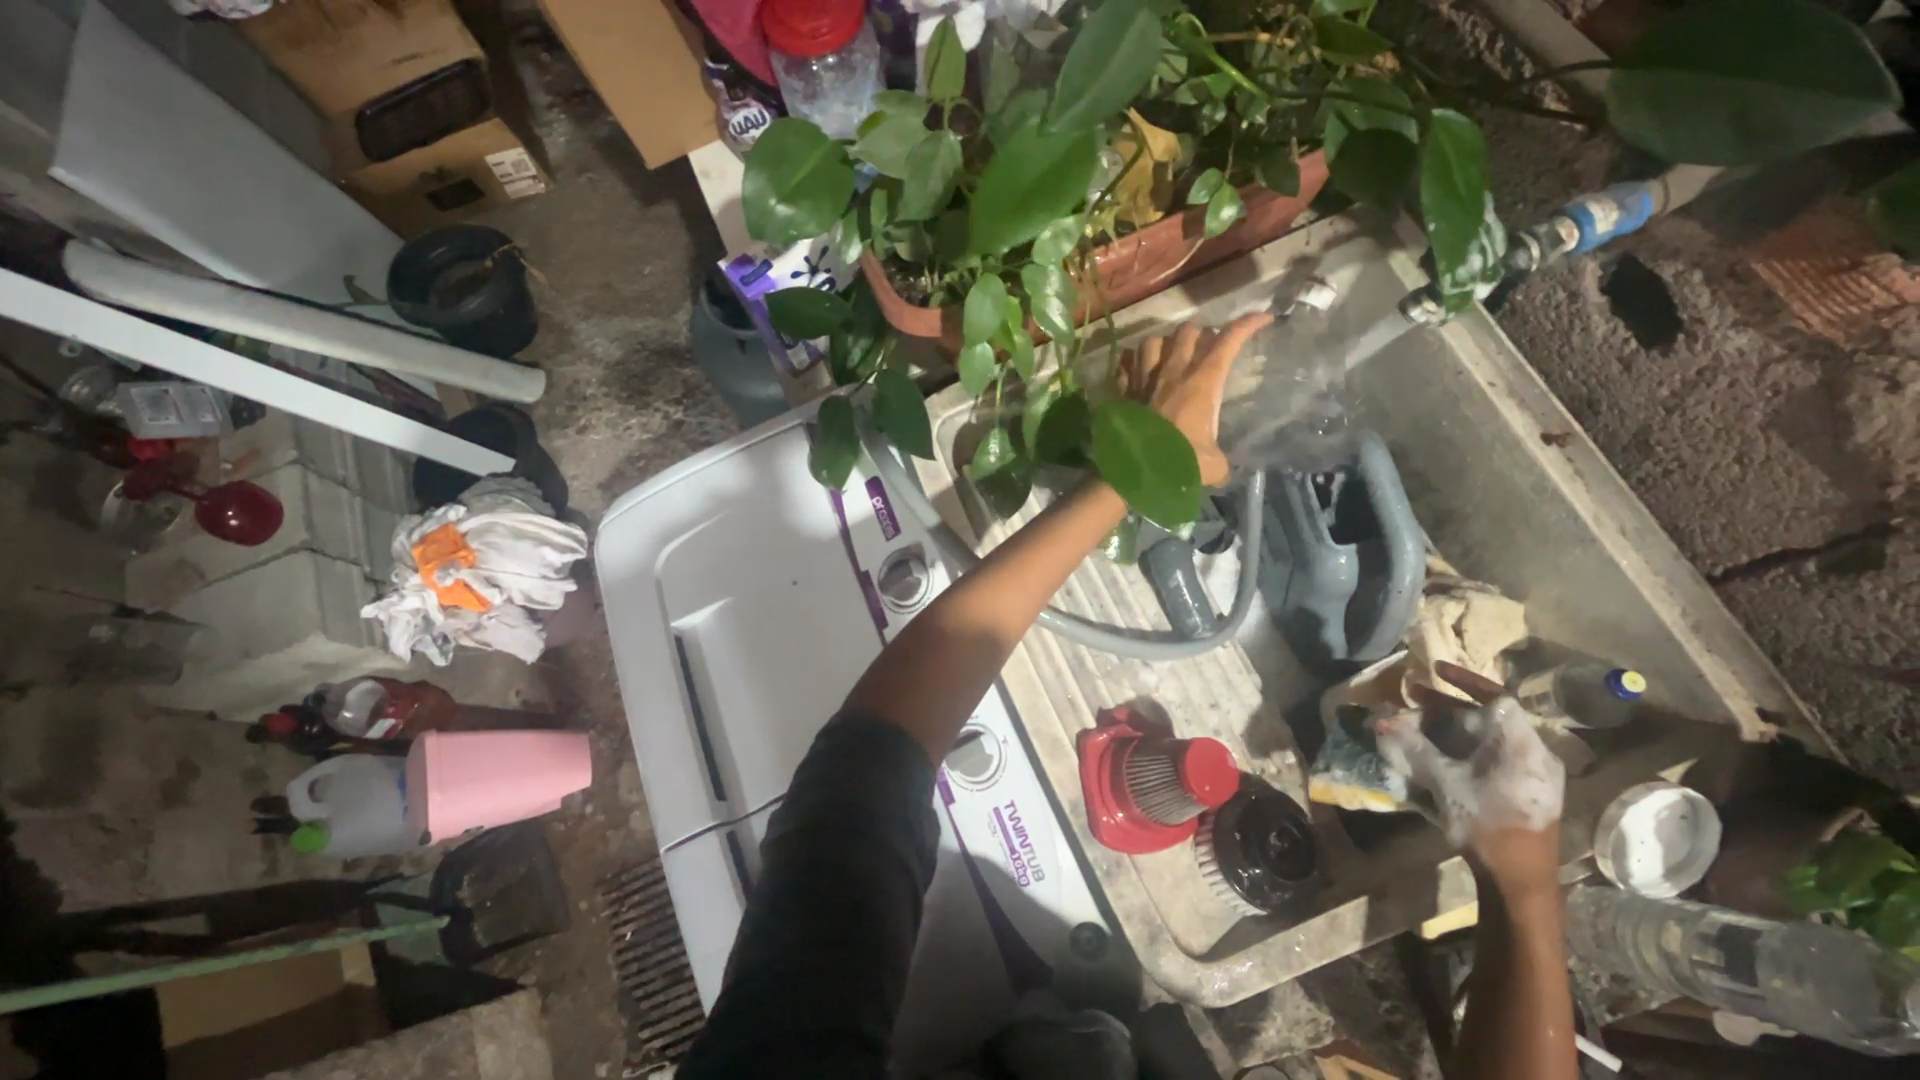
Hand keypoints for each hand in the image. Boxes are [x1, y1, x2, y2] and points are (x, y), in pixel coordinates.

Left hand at [1116, 314, 1272, 485]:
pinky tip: (1138, 369)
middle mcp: (1172, 372)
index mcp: (1201, 383)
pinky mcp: (1123, 390)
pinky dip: (1134, 362)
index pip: (1228, 341)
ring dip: (1165, 343)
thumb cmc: (1178, 462)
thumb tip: (1224, 471)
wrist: (1132, 469)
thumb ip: (1222, 464)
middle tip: (1208, 346)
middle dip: (1201, 332)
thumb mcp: (1212, 467)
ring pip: (1153, 340)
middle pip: (1188, 331)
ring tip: (1170, 355)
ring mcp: (1144, 378)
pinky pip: (1126, 363)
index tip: (1262, 318)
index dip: (1247, 324)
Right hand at [1374, 662, 1565, 895]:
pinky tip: (1442, 756)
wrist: (1521, 881)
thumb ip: (1414, 747)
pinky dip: (1467, 748)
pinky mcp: (1529, 792)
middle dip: (1449, 706)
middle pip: (1489, 717)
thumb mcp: (1445, 783)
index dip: (1464, 679)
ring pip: (1491, 738)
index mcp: (1521, 743)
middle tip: (1414, 697)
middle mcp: (1534, 752)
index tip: (1435, 670)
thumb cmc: (1487, 825)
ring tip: (1421, 724)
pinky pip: (1496, 756)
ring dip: (1455, 728)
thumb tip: (1380, 720)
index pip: (1495, 696)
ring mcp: (1534, 774)